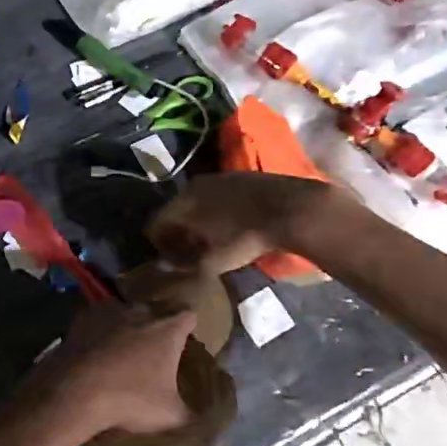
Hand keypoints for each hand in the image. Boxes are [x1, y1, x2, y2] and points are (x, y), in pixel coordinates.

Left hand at [36, 302, 195, 434]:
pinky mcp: (85, 316)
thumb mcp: (169, 415)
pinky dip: (101, 328)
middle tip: (154, 349)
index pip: (189, 316)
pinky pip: (100, 318)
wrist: (76, 391)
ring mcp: (112, 311)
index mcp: (168, 329)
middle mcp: (143, 311)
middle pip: (158, 310)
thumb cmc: (130, 400)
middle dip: (159, 324)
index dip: (188, 328)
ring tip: (122, 349)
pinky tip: (96, 348)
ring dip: (128, 324)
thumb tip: (202, 420)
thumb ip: (190, 414)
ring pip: (127, 311)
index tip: (184, 342)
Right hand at [146, 173, 335, 274]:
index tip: (174, 263)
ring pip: (196, 203)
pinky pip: (216, 197)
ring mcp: (218, 178)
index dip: (160, 247)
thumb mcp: (215, 261)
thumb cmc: (246, 237)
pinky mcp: (239, 177)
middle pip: (175, 212)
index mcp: (182, 203)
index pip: (155, 224)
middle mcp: (194, 185)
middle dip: (179, 235)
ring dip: (199, 224)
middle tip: (192, 256)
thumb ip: (187, 266)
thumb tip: (168, 269)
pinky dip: (216, 213)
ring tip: (213, 243)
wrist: (291, 209)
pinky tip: (232, 228)